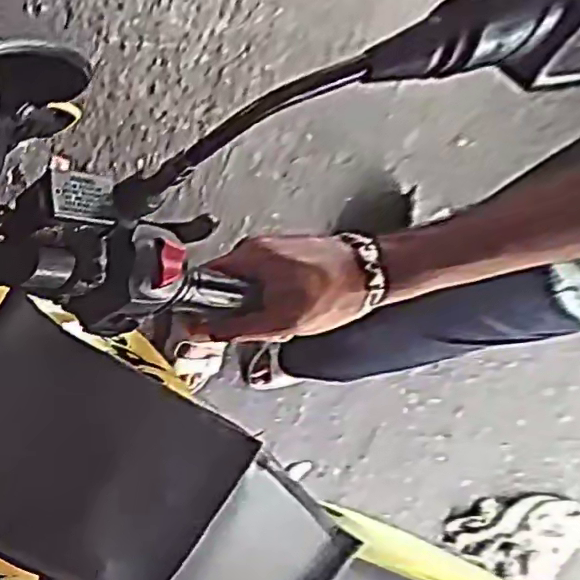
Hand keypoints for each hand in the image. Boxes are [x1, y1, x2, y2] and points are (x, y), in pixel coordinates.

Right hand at [184, 235, 371, 343]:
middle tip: (243, 323)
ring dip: (245, 302)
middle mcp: (257, 245)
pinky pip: (257, 276)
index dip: (197, 306)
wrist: (382, 273)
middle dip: (225, 306)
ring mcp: (273, 246)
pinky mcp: (286, 251)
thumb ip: (231, 330)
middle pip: (218, 283)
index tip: (203, 322)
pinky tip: (281, 304)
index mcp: (248, 255)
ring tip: (268, 313)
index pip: (200, 281)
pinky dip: (262, 293)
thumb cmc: (338, 292)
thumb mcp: (276, 324)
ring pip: (238, 282)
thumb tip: (198, 333)